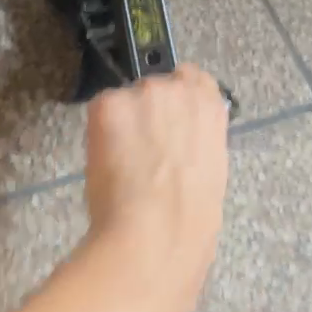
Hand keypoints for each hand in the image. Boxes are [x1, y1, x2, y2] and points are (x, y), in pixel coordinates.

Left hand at [84, 64, 231, 284]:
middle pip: (154, 88)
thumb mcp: (212, 168)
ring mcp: (141, 93)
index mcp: (209, 105)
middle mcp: (178, 88)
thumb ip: (197, 139)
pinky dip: (99, 133)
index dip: (175, 99)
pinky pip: (101, 111)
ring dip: (122, 121)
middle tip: (141, 149)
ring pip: (125, 100)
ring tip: (121, 162)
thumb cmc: (191, 218)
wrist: (155, 234)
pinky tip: (106, 163)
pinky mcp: (108, 103)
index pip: (191, 77)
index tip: (167, 119)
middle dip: (146, 112)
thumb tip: (179, 140)